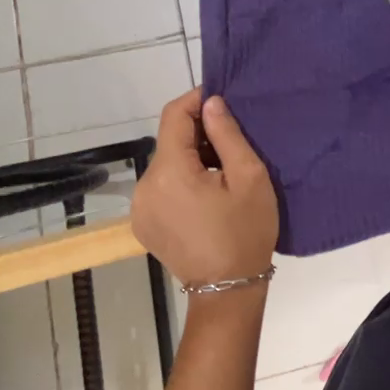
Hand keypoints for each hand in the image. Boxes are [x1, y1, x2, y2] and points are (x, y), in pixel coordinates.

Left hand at [133, 88, 279, 289]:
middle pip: (169, 140)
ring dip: (192, 157)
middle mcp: (144, 187)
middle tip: (235, 141)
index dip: (197, 100)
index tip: (225, 101)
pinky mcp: (143, 223)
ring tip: (224, 171)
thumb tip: (212, 103)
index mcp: (169, 172)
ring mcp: (139, 208)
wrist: (229, 289)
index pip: (173, 115)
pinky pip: (162, 186)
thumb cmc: (246, 230)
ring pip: (166, 163)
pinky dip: (183, 179)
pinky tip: (208, 195)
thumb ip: (227, 135)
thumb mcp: (249, 177)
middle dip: (199, 133)